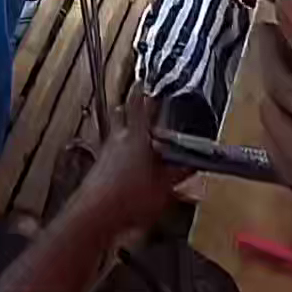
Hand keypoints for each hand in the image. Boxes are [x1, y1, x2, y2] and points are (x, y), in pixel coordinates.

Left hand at [69, 88, 192, 234]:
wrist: (97, 211)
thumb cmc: (132, 196)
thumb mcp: (165, 188)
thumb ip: (179, 172)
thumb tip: (194, 162)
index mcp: (136, 134)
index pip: (137, 103)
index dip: (140, 90)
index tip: (143, 79)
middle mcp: (118, 136)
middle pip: (121, 112)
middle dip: (130, 108)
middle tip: (143, 111)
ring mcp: (106, 149)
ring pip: (115, 129)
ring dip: (125, 129)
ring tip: (140, 140)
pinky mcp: (99, 163)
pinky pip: (111, 148)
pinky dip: (120, 150)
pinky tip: (129, 165)